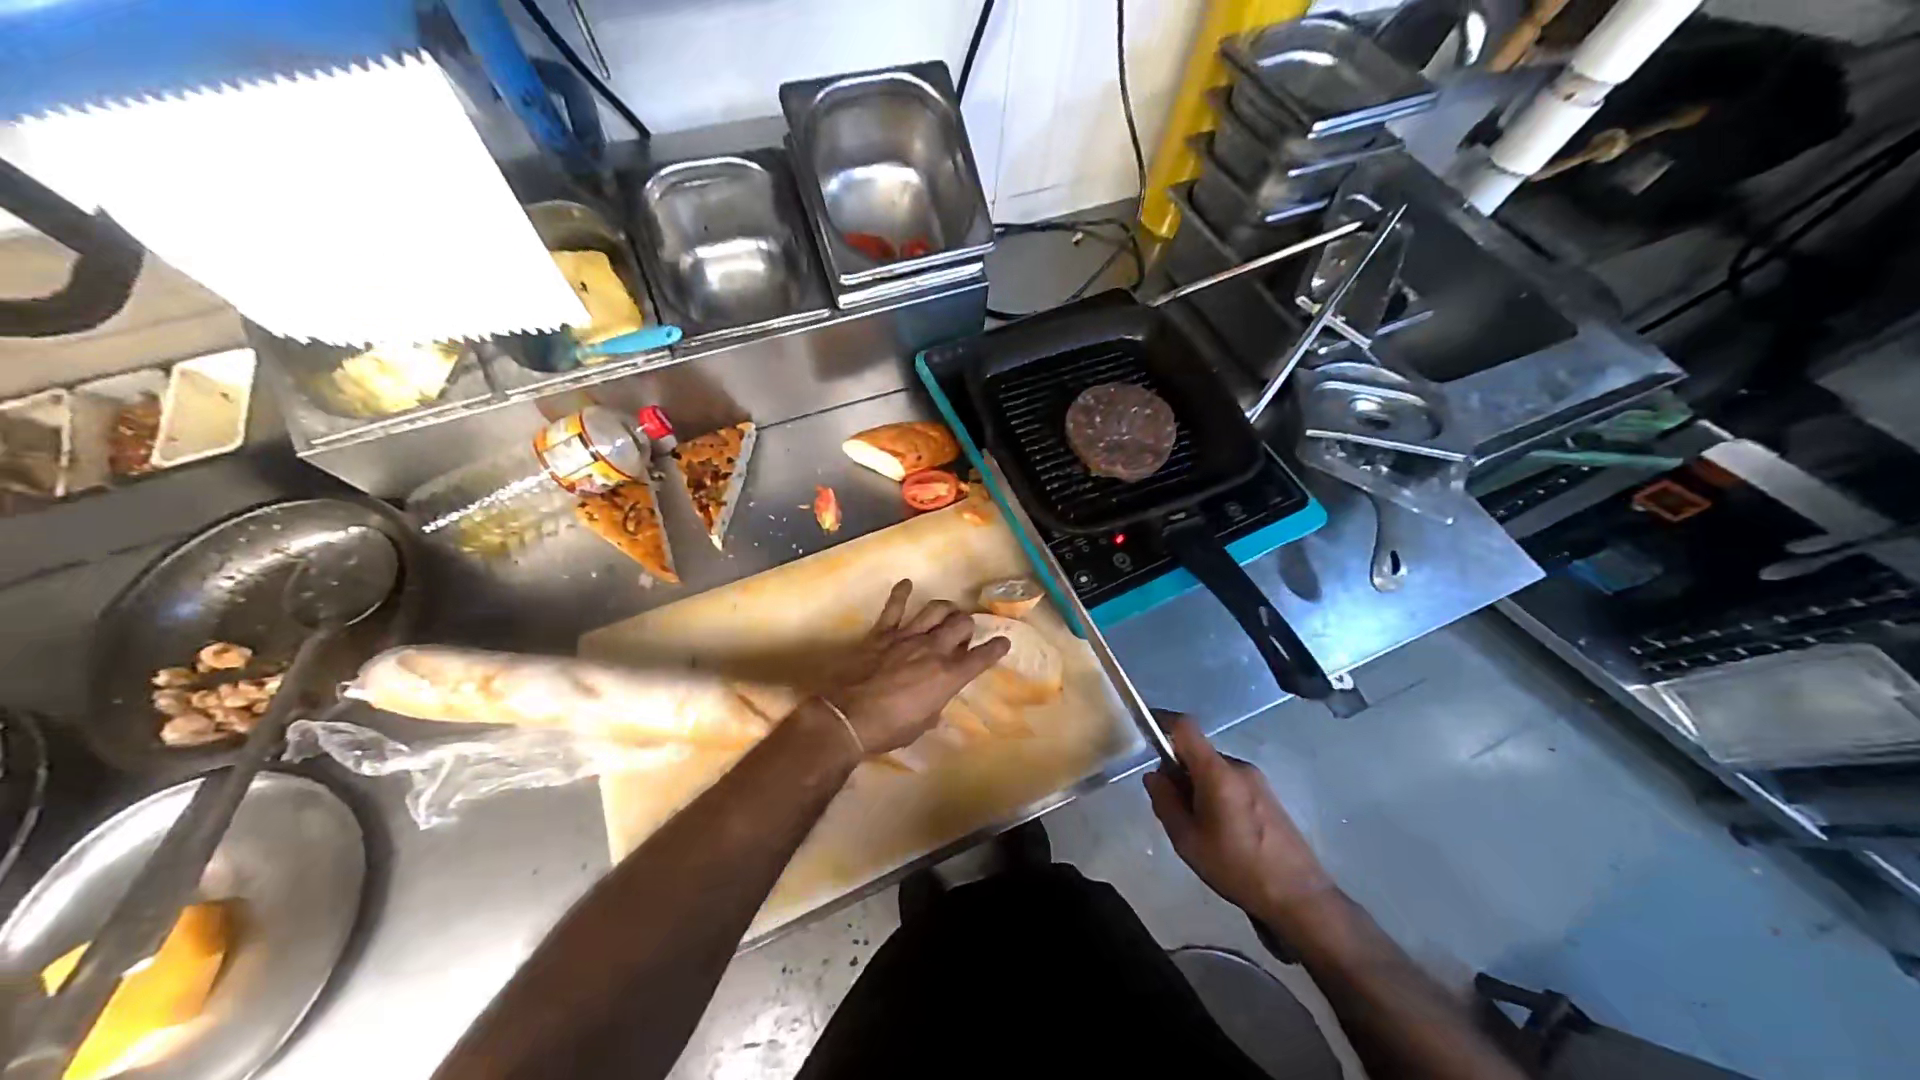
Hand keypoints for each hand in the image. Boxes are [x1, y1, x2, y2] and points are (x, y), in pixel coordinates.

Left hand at [824, 580, 1010, 754]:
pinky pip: (894, 607)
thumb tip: (936, 698)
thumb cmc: (890, 729)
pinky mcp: (882, 633)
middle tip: (964, 632)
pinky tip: (906, 584)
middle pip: (961, 624)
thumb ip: (935, 704)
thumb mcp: (923, 723)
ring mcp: (907, 637)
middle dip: (967, 625)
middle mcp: (933, 650)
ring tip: (947, 611)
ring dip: (945, 609)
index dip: (996, 648)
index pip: (981, 657)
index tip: (1003, 642)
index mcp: (948, 676)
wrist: (849, 717)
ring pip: (935, 610)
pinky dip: (901, 593)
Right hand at [1145, 716, 1335, 923]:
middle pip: (1198, 752)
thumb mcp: (1187, 840)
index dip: (1162, 721)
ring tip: (1196, 826)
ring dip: (1197, 785)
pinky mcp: (1269, 796)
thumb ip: (1165, 802)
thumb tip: (1154, 776)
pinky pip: (1231, 782)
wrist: (1299, 896)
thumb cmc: (1237, 867)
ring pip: (1214, 770)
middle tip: (1170, 805)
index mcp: (1217, 772)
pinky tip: (1219, 831)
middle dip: (1178, 770)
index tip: (1145, 730)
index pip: (1185, 727)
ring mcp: (1257, 780)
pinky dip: (1215, 794)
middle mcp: (1238, 767)